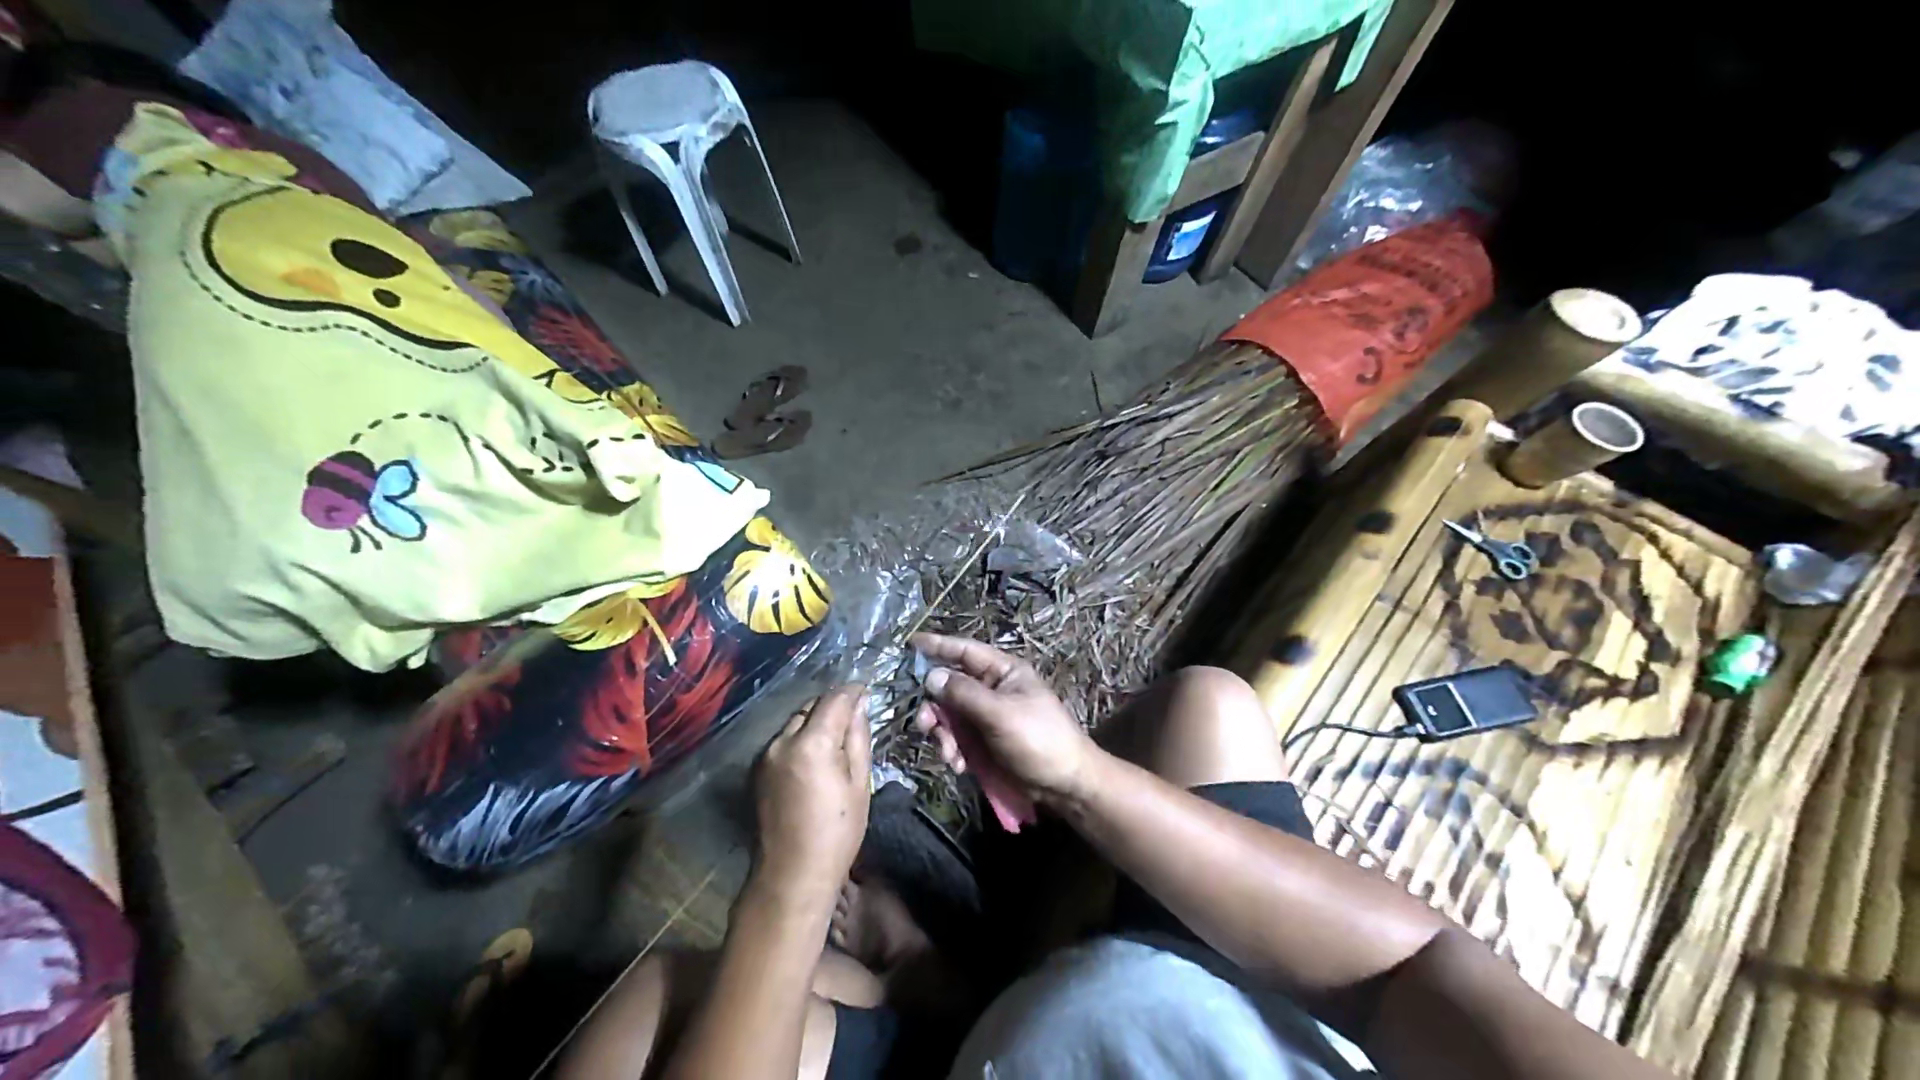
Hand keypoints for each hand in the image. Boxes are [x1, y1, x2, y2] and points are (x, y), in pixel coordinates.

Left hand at [754, 685, 869, 908]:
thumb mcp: (860, 784)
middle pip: (811, 706)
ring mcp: (766, 755)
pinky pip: (784, 740)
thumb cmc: (837, 833)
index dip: (853, 692)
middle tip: (855, 719)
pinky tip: (816, 759)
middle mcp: (783, 741)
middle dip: (833, 706)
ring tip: (837, 741)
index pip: (834, 699)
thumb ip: (858, 738)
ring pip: (796, 722)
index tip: (867, 692)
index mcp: (812, 744)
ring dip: (815, 722)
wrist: (791, 875)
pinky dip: (801, 739)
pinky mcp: (758, 769)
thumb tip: (860, 705)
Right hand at [909, 633, 1101, 805]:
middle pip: (950, 686)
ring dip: (944, 734)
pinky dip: (953, 750)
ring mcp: (987, 716)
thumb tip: (931, 676)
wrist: (1064, 785)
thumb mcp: (1000, 714)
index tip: (910, 643)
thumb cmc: (1039, 740)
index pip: (965, 651)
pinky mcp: (984, 741)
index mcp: (1003, 672)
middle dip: (935, 707)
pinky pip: (957, 738)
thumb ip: (964, 694)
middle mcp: (992, 689)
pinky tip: (960, 765)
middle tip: (925, 724)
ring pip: (949, 715)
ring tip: (950, 754)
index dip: (938, 646)